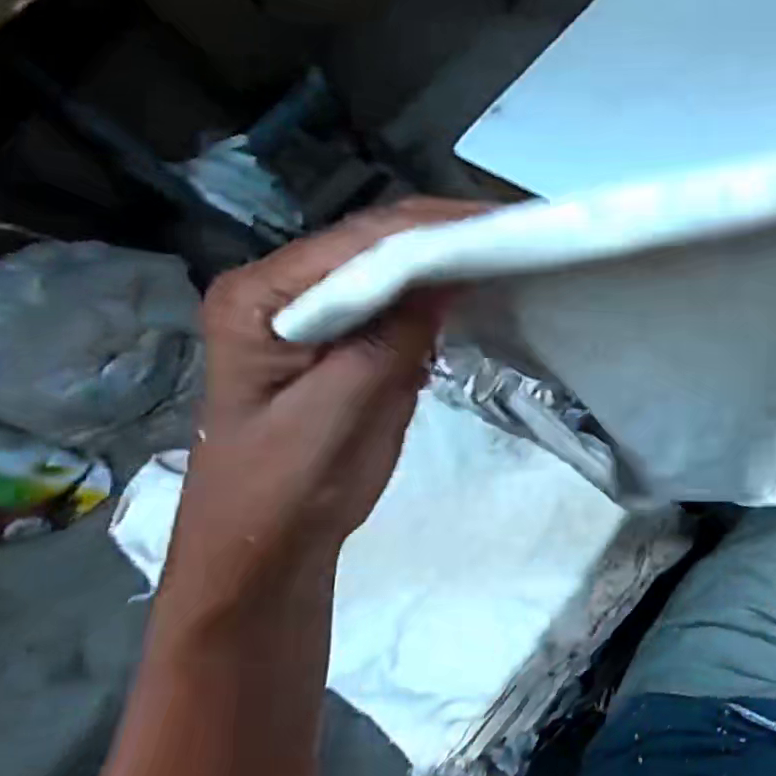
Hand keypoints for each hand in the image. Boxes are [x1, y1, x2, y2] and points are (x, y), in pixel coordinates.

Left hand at [161, 197, 490, 608]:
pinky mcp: (340, 343)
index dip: (432, 228)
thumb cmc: (285, 493)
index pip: (356, 243)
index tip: (501, 223)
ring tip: (506, 253)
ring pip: (386, 270)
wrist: (264, 552)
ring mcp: (311, 315)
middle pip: (370, 245)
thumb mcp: (338, 414)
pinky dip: (435, 297)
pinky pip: (392, 305)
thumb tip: (449, 273)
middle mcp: (281, 291)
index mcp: (260, 297)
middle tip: (515, 233)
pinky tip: (473, 293)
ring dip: (444, 261)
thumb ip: (388, 340)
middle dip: (443, 237)